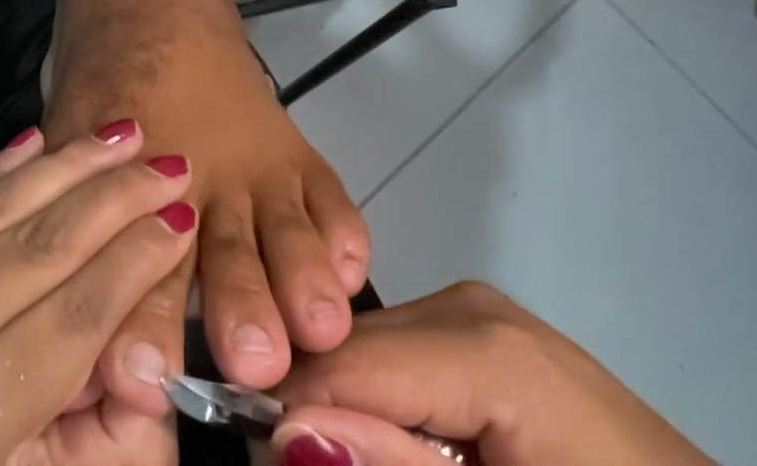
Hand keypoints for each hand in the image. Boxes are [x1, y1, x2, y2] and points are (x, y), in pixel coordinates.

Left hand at [0, 122, 199, 465]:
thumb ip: (106, 402)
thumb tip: (152, 303)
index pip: (75, 316)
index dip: (137, 260)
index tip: (182, 216)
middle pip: (39, 249)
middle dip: (115, 199)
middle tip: (170, 164)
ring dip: (65, 165)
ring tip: (120, 135)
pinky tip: (42, 140)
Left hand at [43, 0, 370, 410]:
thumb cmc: (96, 71)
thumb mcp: (62, 133)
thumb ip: (66, 204)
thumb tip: (55, 294)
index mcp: (129, 183)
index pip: (133, 261)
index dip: (138, 320)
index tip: (140, 376)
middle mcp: (196, 180)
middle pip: (216, 254)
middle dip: (234, 304)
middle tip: (251, 358)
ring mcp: (249, 161)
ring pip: (279, 227)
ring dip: (300, 276)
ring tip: (321, 326)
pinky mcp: (288, 141)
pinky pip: (325, 189)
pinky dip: (342, 227)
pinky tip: (354, 268)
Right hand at [264, 282, 710, 465]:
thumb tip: (284, 431)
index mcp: (486, 347)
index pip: (338, 360)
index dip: (287, 411)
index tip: (270, 460)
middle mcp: (468, 305)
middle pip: (343, 348)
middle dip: (317, 410)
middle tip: (319, 465)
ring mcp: (474, 311)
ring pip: (358, 349)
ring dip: (345, 409)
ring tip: (367, 459)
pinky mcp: (477, 330)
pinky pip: (392, 355)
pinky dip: (379, 401)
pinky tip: (409, 444)